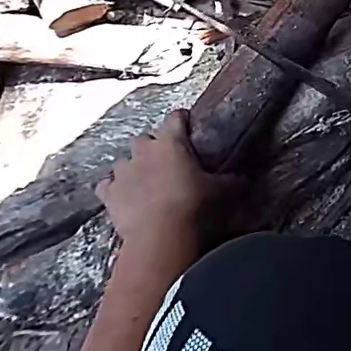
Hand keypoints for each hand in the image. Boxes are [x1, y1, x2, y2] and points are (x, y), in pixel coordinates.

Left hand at [96, 111, 226, 252]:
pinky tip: (121, 196)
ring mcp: (123, 170)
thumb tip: (244, 179)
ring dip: (132, 167)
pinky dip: (113, 188)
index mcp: (171, 141)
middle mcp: (144, 149)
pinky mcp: (109, 192)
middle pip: (145, 138)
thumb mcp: (218, 190)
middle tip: (165, 161)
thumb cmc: (192, 203)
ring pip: (123, 160)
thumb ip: (230, 181)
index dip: (181, 119)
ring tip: (143, 181)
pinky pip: (107, 185)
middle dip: (152, 146)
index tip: (187, 125)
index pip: (175, 117)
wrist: (158, 233)